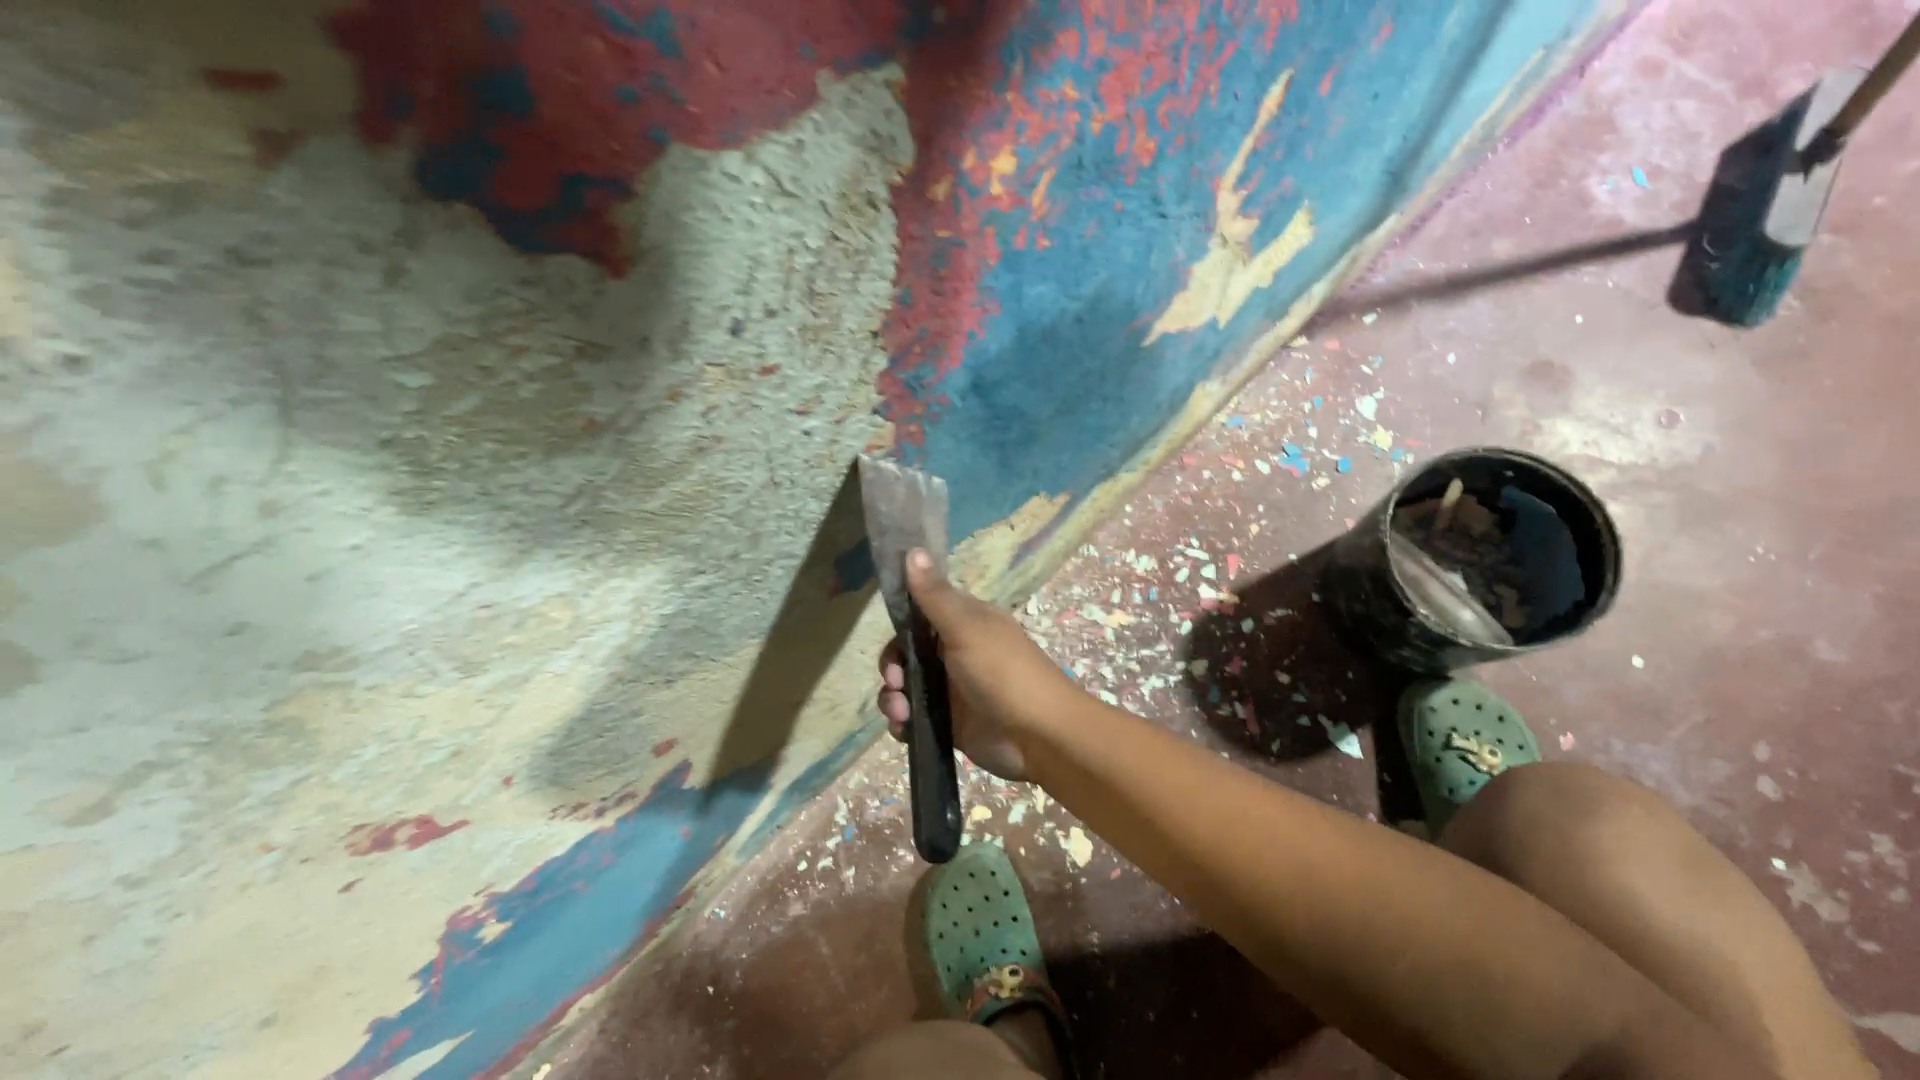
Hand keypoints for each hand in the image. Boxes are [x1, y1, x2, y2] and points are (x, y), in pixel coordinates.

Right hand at [877, 550, 1084, 780]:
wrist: (1039, 737)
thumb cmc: (1005, 673)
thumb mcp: (968, 628)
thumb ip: (935, 595)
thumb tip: (912, 549)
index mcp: (964, 623)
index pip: (920, 614)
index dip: (901, 626)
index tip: (894, 641)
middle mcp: (955, 653)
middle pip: (907, 653)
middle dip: (893, 667)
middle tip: (896, 681)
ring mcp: (952, 690)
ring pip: (906, 687)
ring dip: (894, 698)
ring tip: (902, 712)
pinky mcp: (949, 723)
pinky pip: (914, 718)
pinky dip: (903, 722)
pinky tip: (905, 728)